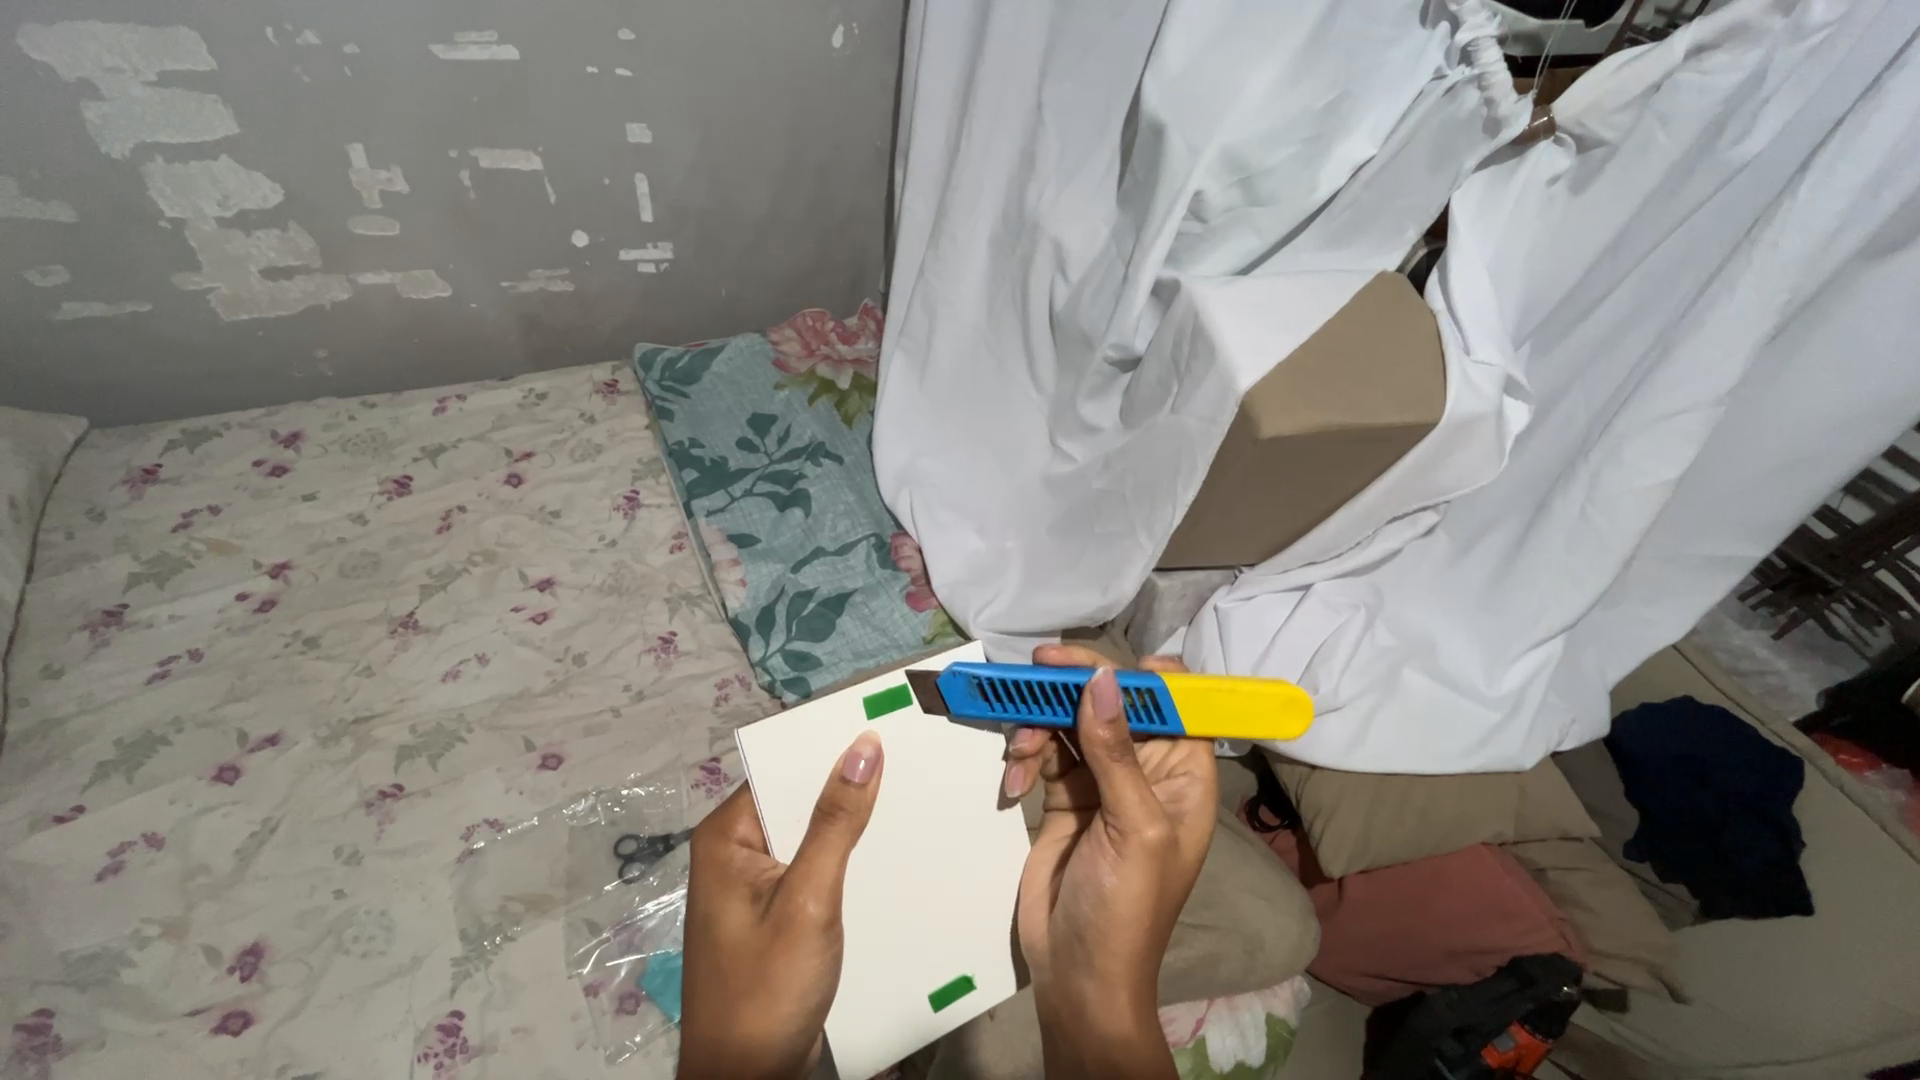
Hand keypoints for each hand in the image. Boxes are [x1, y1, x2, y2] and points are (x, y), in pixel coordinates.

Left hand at [677, 732, 883, 1079]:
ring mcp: (753, 883)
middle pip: (796, 798)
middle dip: (846, 783)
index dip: (830, 747)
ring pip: (809, 833)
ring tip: (910, 793)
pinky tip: (886, 848)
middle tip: (910, 758)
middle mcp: (735, 850)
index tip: (884, 726)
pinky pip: (812, 865)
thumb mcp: (809, 899)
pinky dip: (845, 857)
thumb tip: (864, 746)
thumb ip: (835, 822)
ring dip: (850, 822)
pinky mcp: (773, 911)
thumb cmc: (768, 988)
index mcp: (726, 836)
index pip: (782, 769)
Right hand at [1006, 645, 1215, 1078]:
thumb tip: (1101, 679)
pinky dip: (1024, 754)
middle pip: (1112, 702)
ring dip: (1040, 723)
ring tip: (1019, 752)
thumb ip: (1115, 752)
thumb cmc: (1126, 908)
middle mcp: (1144, 768)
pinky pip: (1043, 750)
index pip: (1174, 703)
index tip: (1100, 666)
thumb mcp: (1132, 829)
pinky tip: (1012, 782)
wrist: (1076, 972)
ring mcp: (1100, 779)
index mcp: (1182, 774)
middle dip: (1074, 685)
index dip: (1144, 676)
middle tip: (1036, 665)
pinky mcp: (1062, 793)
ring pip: (1070, 720)